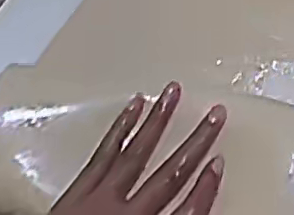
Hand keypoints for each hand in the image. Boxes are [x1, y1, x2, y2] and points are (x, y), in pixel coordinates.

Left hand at [52, 82, 226, 214]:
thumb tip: (180, 212)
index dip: (204, 190)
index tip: (217, 163)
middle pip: (169, 176)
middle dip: (196, 143)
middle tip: (215, 113)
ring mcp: (98, 202)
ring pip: (137, 155)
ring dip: (158, 121)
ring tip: (173, 91)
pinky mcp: (75, 194)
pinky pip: (103, 155)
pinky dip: (121, 128)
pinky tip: (134, 105)